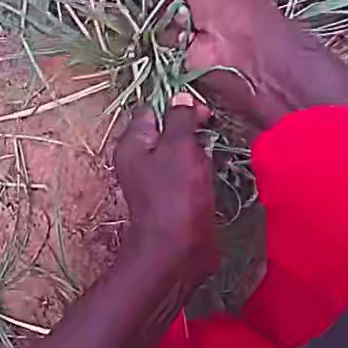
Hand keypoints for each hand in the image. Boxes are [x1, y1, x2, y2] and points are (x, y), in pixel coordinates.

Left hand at [113, 102, 217, 284]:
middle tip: (209, 135)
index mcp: (132, 144)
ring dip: (200, 149)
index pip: (151, 109)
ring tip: (212, 157)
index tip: (201, 112)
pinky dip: (202, 169)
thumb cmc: (175, 195)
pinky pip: (189, 171)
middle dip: (192, 128)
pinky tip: (214, 173)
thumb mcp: (179, 147)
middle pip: (167, 130)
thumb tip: (181, 97)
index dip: (176, 105)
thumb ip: (180, 119)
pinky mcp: (174, 195)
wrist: (177, 250)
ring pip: (181, 150)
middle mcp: (140, 159)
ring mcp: (157, 179)